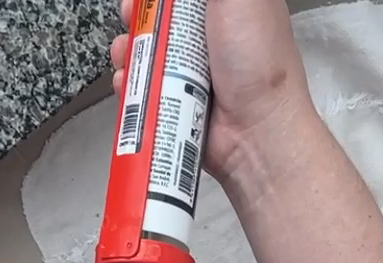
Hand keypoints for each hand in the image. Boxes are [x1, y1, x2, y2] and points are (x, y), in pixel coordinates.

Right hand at [109, 0, 313, 189]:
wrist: (257, 130)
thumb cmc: (259, 61)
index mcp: (230, 7)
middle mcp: (211, 39)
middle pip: (162, 21)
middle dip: (139, 19)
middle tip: (129, 17)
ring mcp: (193, 74)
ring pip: (149, 55)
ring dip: (129, 52)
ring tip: (123, 54)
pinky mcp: (180, 105)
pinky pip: (147, 92)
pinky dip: (131, 87)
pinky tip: (126, 83)